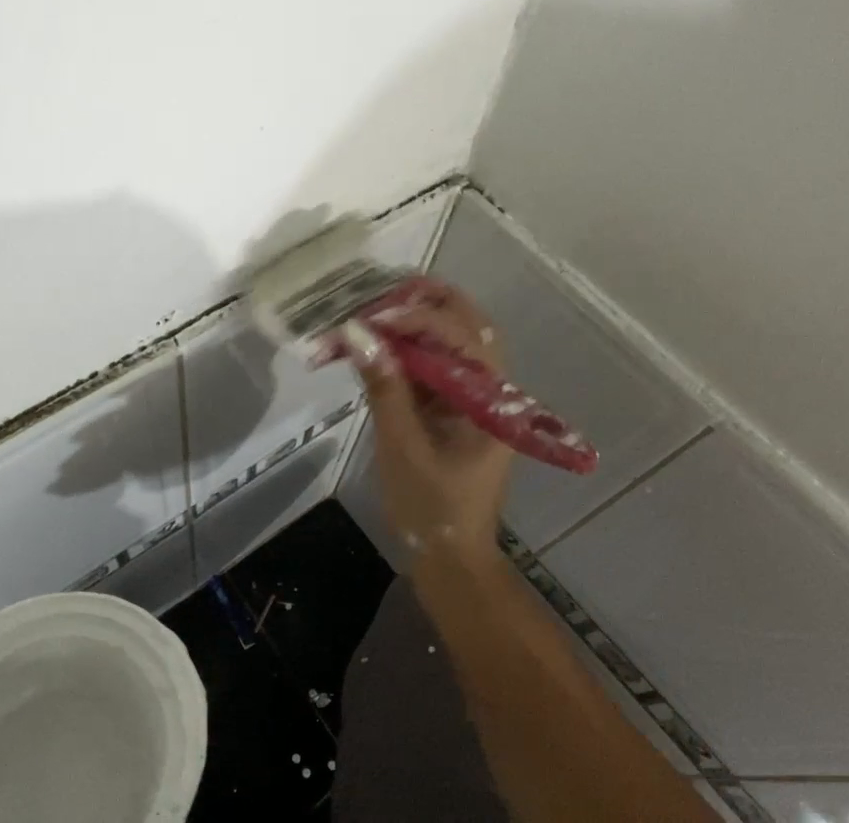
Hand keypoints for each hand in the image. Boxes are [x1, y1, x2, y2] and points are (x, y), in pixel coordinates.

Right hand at [340, 278, 513, 563]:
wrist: (451, 560)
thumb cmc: (432, 508)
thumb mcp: (403, 447)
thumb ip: (384, 387)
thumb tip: (359, 332)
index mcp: (490, 400)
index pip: (459, 337)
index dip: (414, 316)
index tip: (370, 313)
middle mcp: (490, 390)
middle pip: (470, 326)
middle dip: (429, 301)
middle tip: (383, 288)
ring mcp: (475, 400)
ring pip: (455, 341)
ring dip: (420, 321)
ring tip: (377, 308)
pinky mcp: (456, 411)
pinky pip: (438, 366)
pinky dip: (411, 349)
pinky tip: (380, 344)